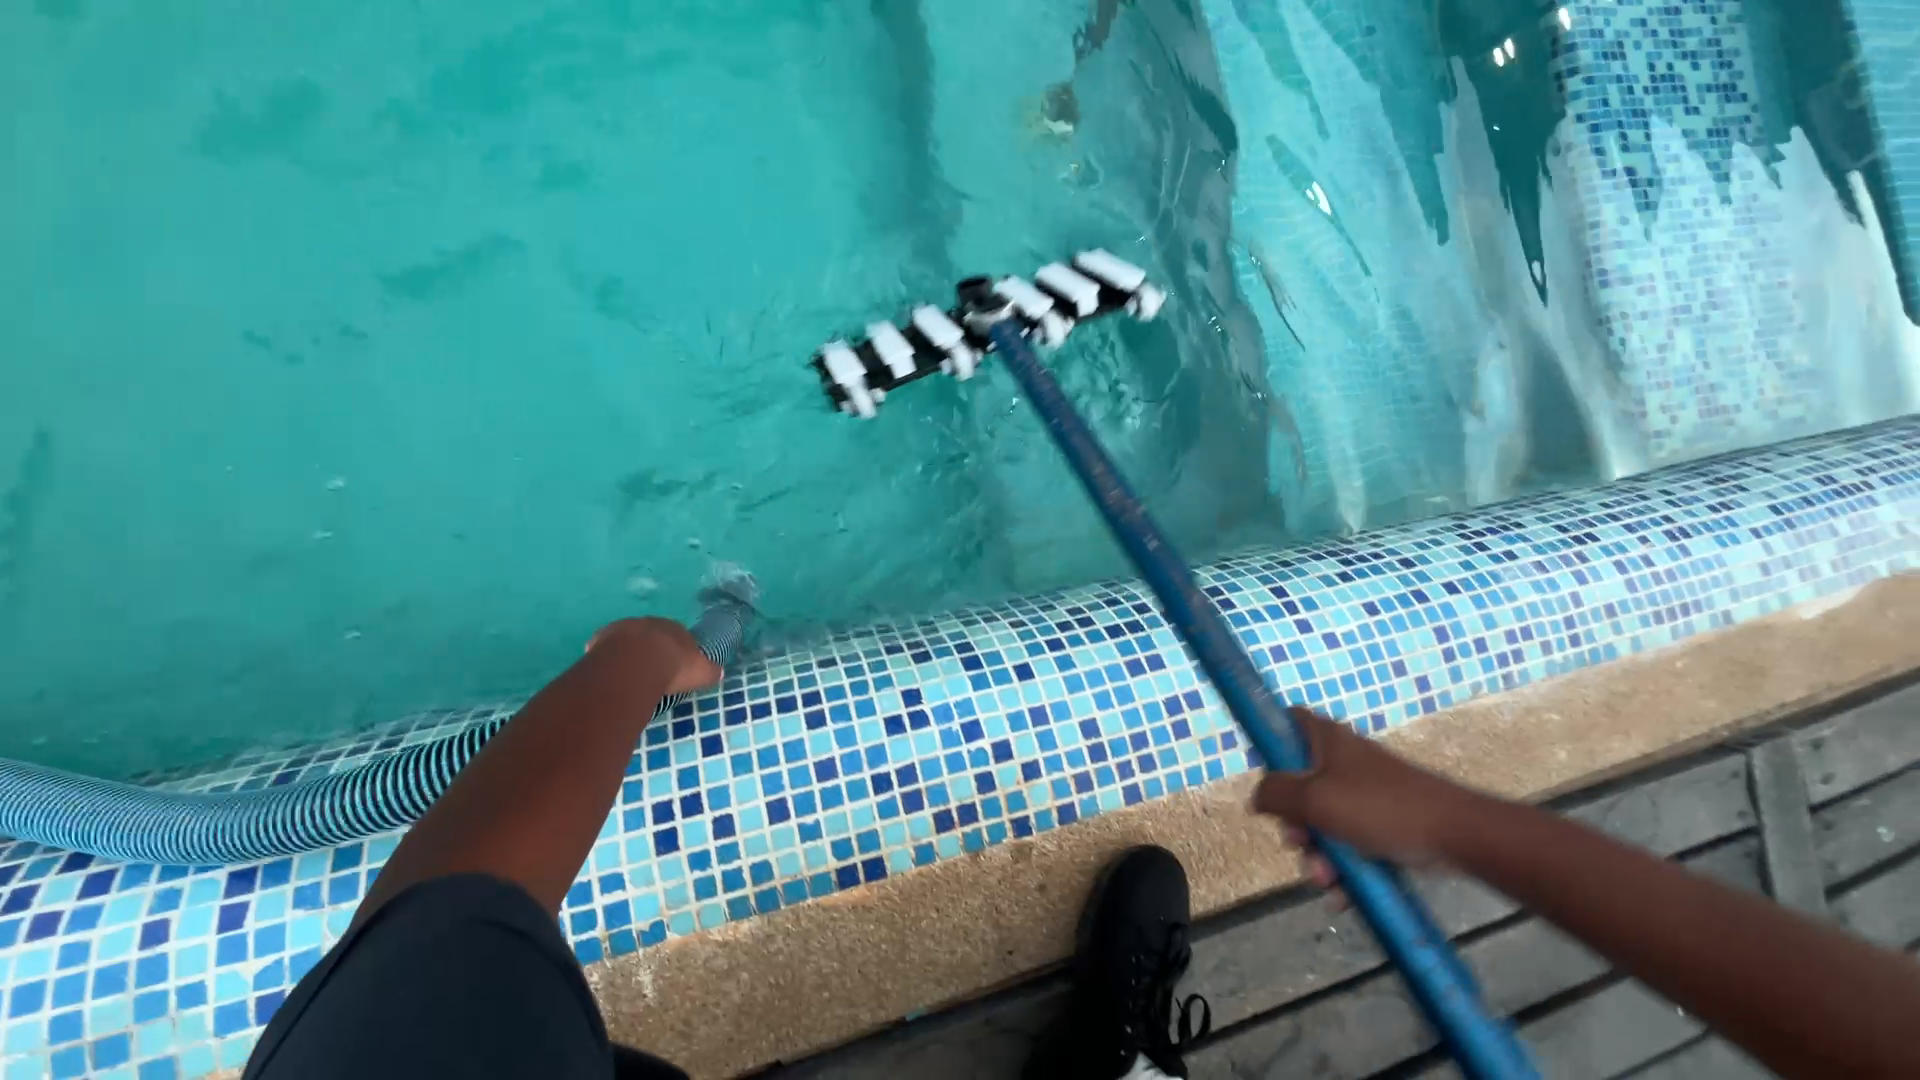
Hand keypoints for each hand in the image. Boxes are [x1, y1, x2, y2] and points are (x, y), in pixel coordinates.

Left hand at [586, 617, 723, 695]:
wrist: (636, 663)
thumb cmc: (673, 667)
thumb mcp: (701, 673)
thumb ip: (709, 672)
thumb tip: (719, 672)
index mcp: (676, 628)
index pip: (679, 636)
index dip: (677, 651)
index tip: (675, 667)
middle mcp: (650, 623)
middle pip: (652, 635)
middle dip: (652, 649)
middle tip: (652, 670)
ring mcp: (624, 627)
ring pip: (628, 639)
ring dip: (629, 651)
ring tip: (630, 673)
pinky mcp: (602, 637)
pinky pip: (606, 647)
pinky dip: (609, 657)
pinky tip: (611, 671)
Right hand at [1252, 707, 1481, 885]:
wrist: (1459, 836)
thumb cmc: (1381, 808)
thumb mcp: (1314, 799)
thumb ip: (1275, 794)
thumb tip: (1257, 797)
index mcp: (1326, 740)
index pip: (1287, 722)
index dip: (1269, 744)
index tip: (1265, 779)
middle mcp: (1343, 760)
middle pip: (1298, 784)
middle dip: (1294, 823)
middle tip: (1299, 843)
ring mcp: (1365, 792)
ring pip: (1323, 820)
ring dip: (1317, 854)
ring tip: (1327, 881)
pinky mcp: (1384, 821)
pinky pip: (1350, 841)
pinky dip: (1343, 865)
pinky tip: (1343, 893)